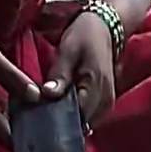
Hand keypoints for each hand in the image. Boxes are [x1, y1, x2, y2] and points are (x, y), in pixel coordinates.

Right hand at [0, 15, 40, 144]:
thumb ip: (13, 79)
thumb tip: (38, 97)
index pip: (10, 139)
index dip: (29, 142)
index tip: (50, 140)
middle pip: (9, 135)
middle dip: (30, 133)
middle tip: (54, 129)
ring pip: (5, 124)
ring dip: (23, 122)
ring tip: (46, 117)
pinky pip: (1, 113)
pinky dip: (14, 111)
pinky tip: (29, 102)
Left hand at [43, 10, 118, 125]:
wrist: (105, 27)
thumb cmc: (85, 36)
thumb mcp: (68, 50)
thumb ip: (60, 75)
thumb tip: (48, 94)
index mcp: (96, 88)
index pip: (77, 117)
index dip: (59, 121)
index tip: (43, 119)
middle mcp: (105, 101)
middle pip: (82, 124)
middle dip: (64, 123)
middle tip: (44, 118)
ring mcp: (107, 105)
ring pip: (86, 124)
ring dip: (70, 121)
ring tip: (54, 114)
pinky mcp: (105, 105)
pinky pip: (90, 118)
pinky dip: (78, 116)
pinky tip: (64, 111)